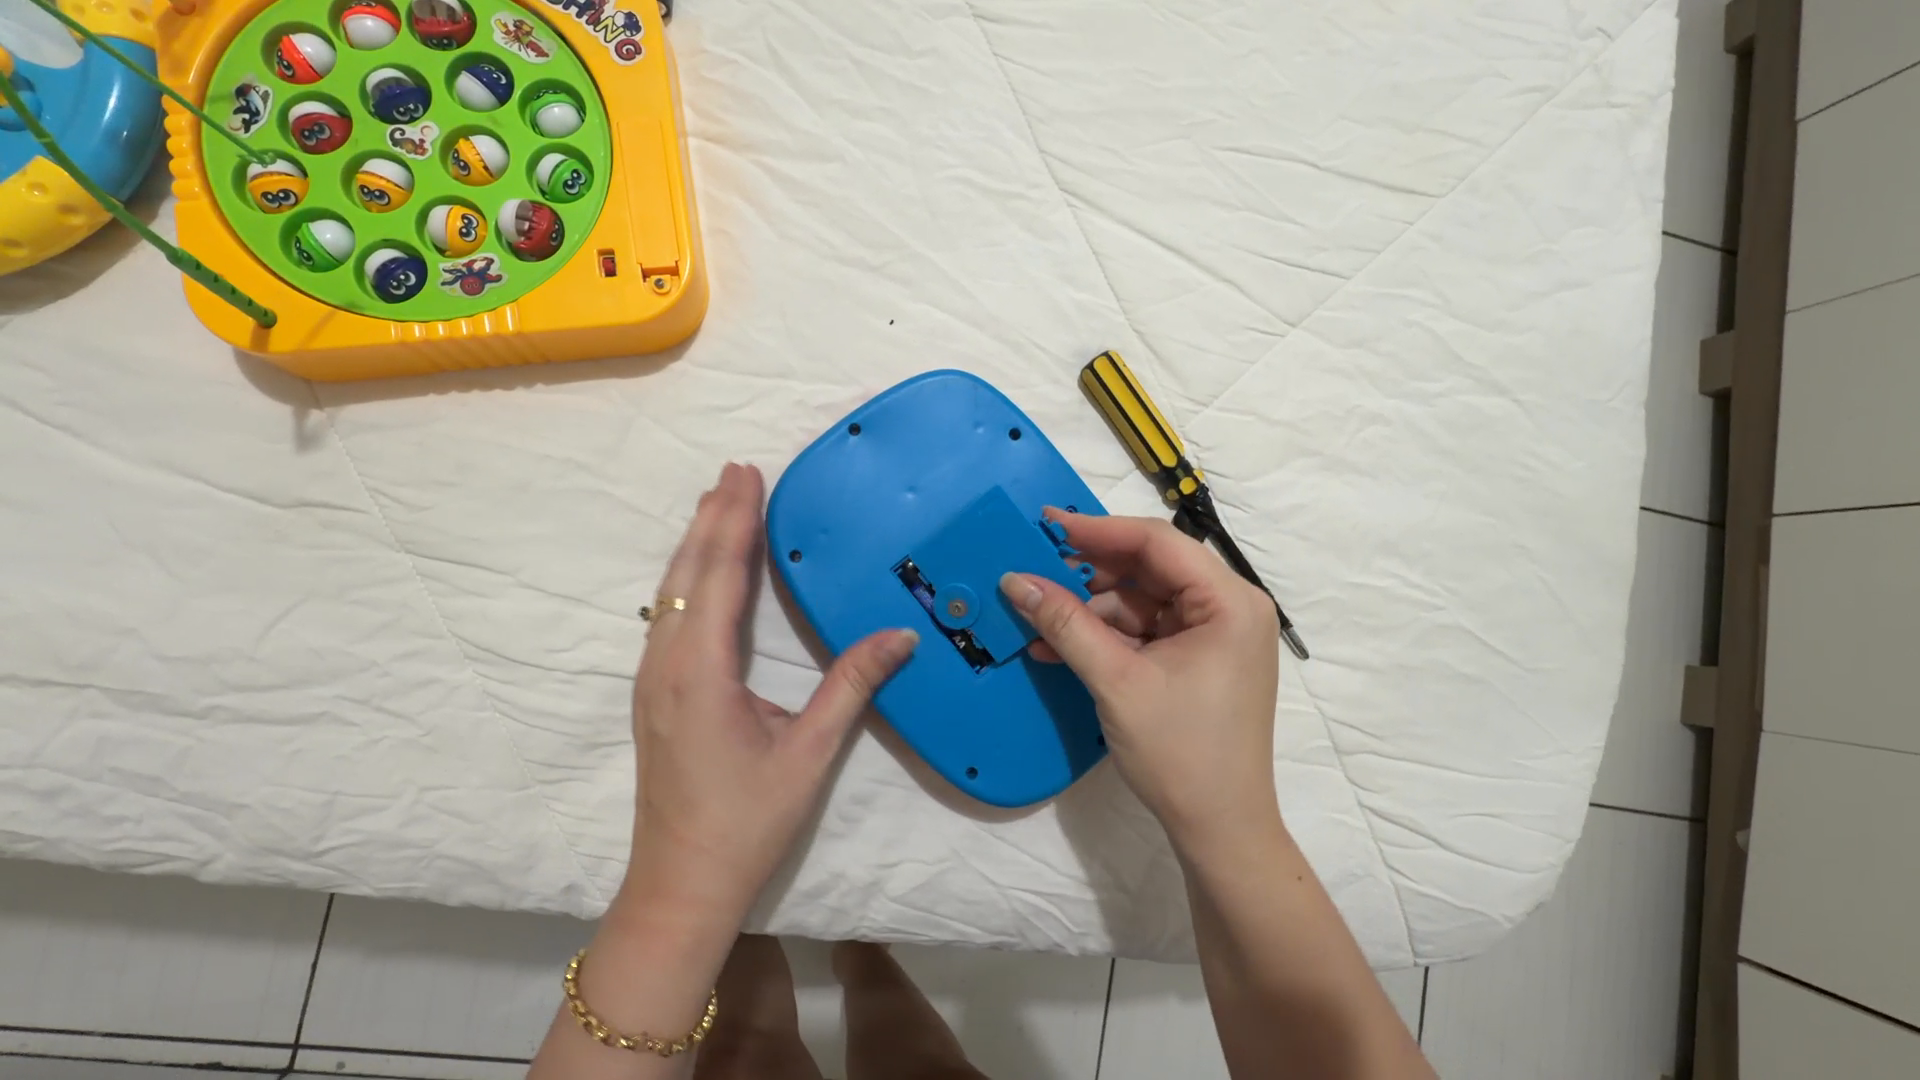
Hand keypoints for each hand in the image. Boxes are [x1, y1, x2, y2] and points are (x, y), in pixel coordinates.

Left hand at [625, 463, 918, 922]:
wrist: (680, 882)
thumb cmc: (747, 821)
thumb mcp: (809, 754)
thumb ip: (852, 688)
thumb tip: (900, 636)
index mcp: (700, 670)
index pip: (719, 576)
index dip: (733, 521)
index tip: (745, 474)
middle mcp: (666, 663)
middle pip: (687, 573)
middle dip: (711, 518)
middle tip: (734, 471)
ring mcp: (652, 679)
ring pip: (670, 593)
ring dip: (696, 544)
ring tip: (717, 504)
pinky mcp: (654, 694)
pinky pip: (668, 616)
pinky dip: (689, 578)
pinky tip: (703, 573)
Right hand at [999, 511, 1281, 847]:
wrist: (1219, 828)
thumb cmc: (1179, 752)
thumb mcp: (1116, 681)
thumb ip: (1065, 623)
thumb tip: (1015, 579)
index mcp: (1230, 602)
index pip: (1158, 542)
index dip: (1098, 531)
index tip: (1046, 526)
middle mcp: (1230, 607)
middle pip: (1150, 568)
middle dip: (1090, 575)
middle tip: (1037, 573)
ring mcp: (1216, 634)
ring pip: (1142, 600)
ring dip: (1091, 611)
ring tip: (1040, 626)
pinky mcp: (1199, 658)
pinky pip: (1146, 629)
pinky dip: (1106, 636)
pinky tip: (1061, 647)